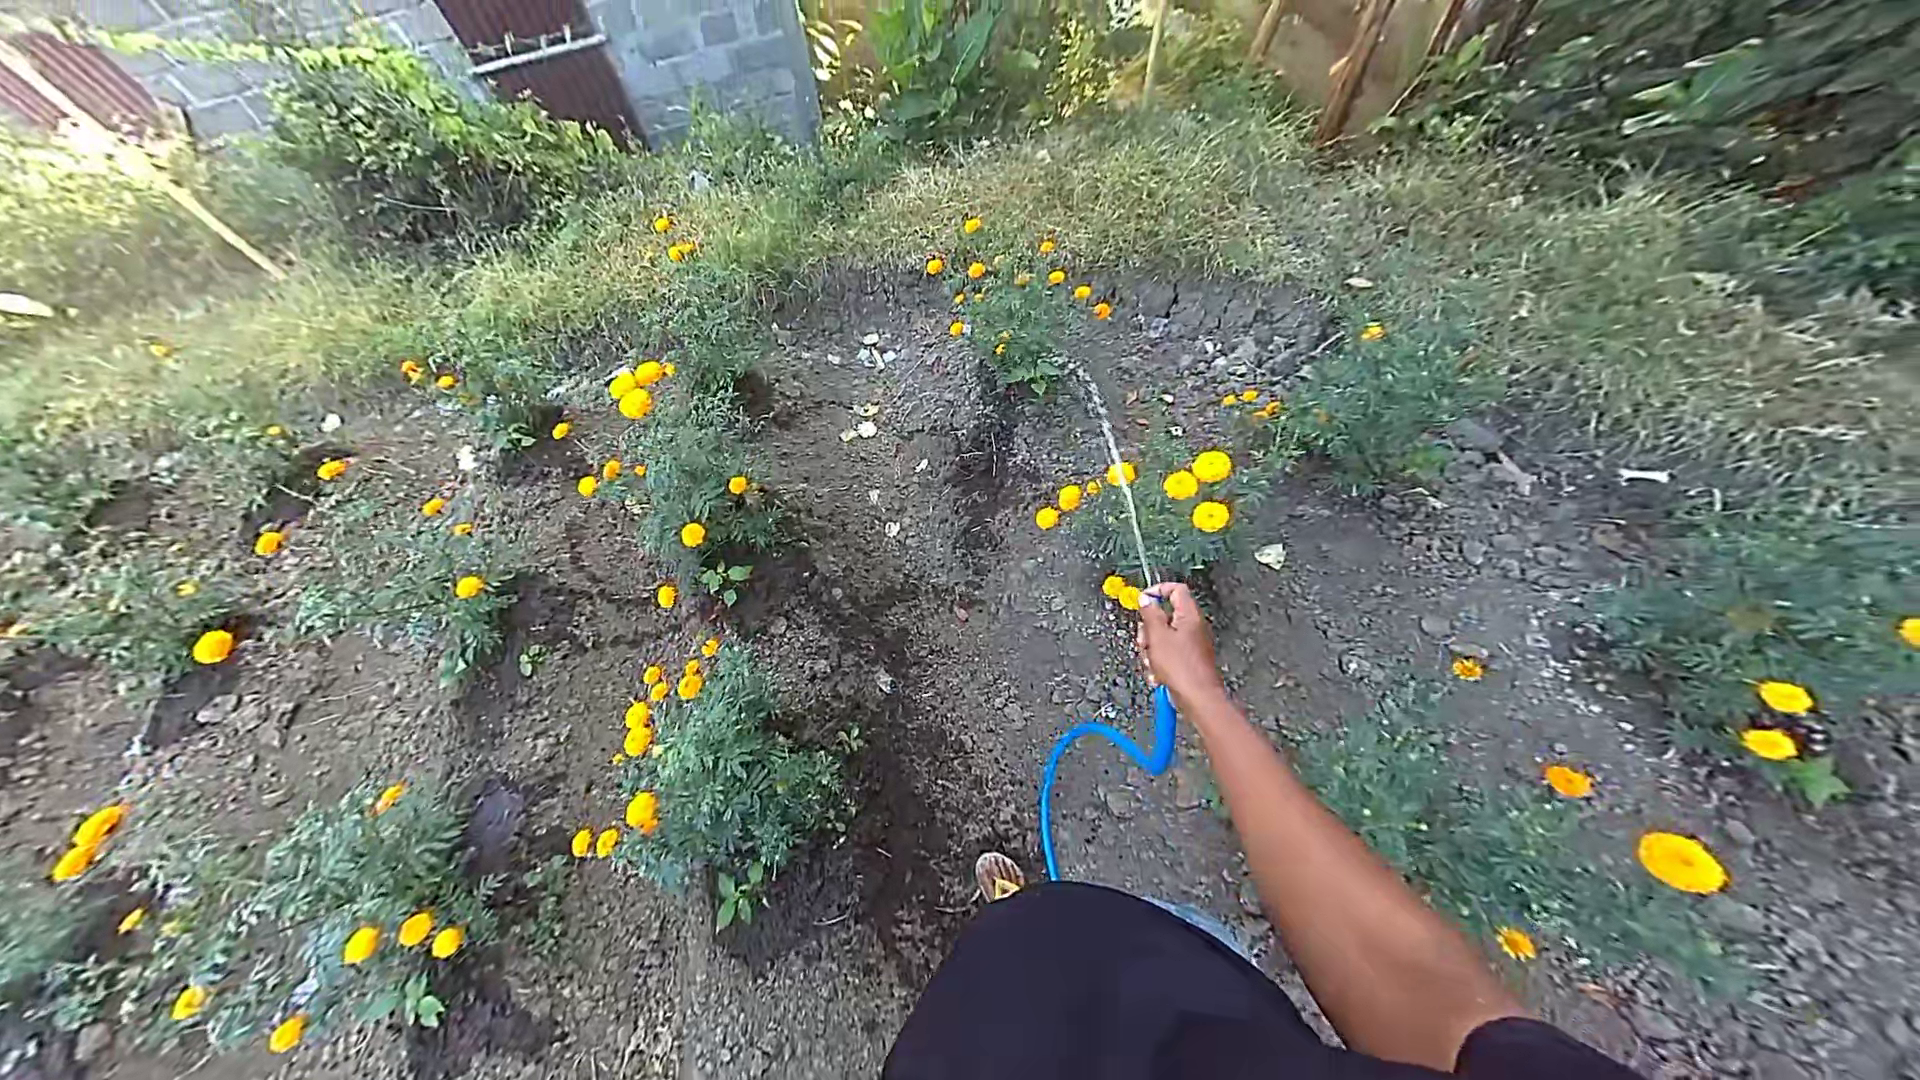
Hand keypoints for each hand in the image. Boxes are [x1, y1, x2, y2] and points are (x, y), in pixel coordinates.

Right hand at [1135, 582, 1226, 713]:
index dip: (1157, 591)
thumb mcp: (1157, 636)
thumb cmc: (1181, 668)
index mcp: (1189, 615)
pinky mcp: (1187, 659)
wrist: (1197, 698)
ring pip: (1162, 636)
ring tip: (1152, 661)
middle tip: (1145, 640)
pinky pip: (1166, 653)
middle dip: (1148, 628)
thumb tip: (1146, 598)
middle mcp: (1193, 627)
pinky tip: (1158, 673)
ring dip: (1151, 648)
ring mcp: (1191, 643)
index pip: (1175, 589)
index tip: (1142, 602)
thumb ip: (1150, 614)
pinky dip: (1158, 661)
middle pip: (1164, 615)